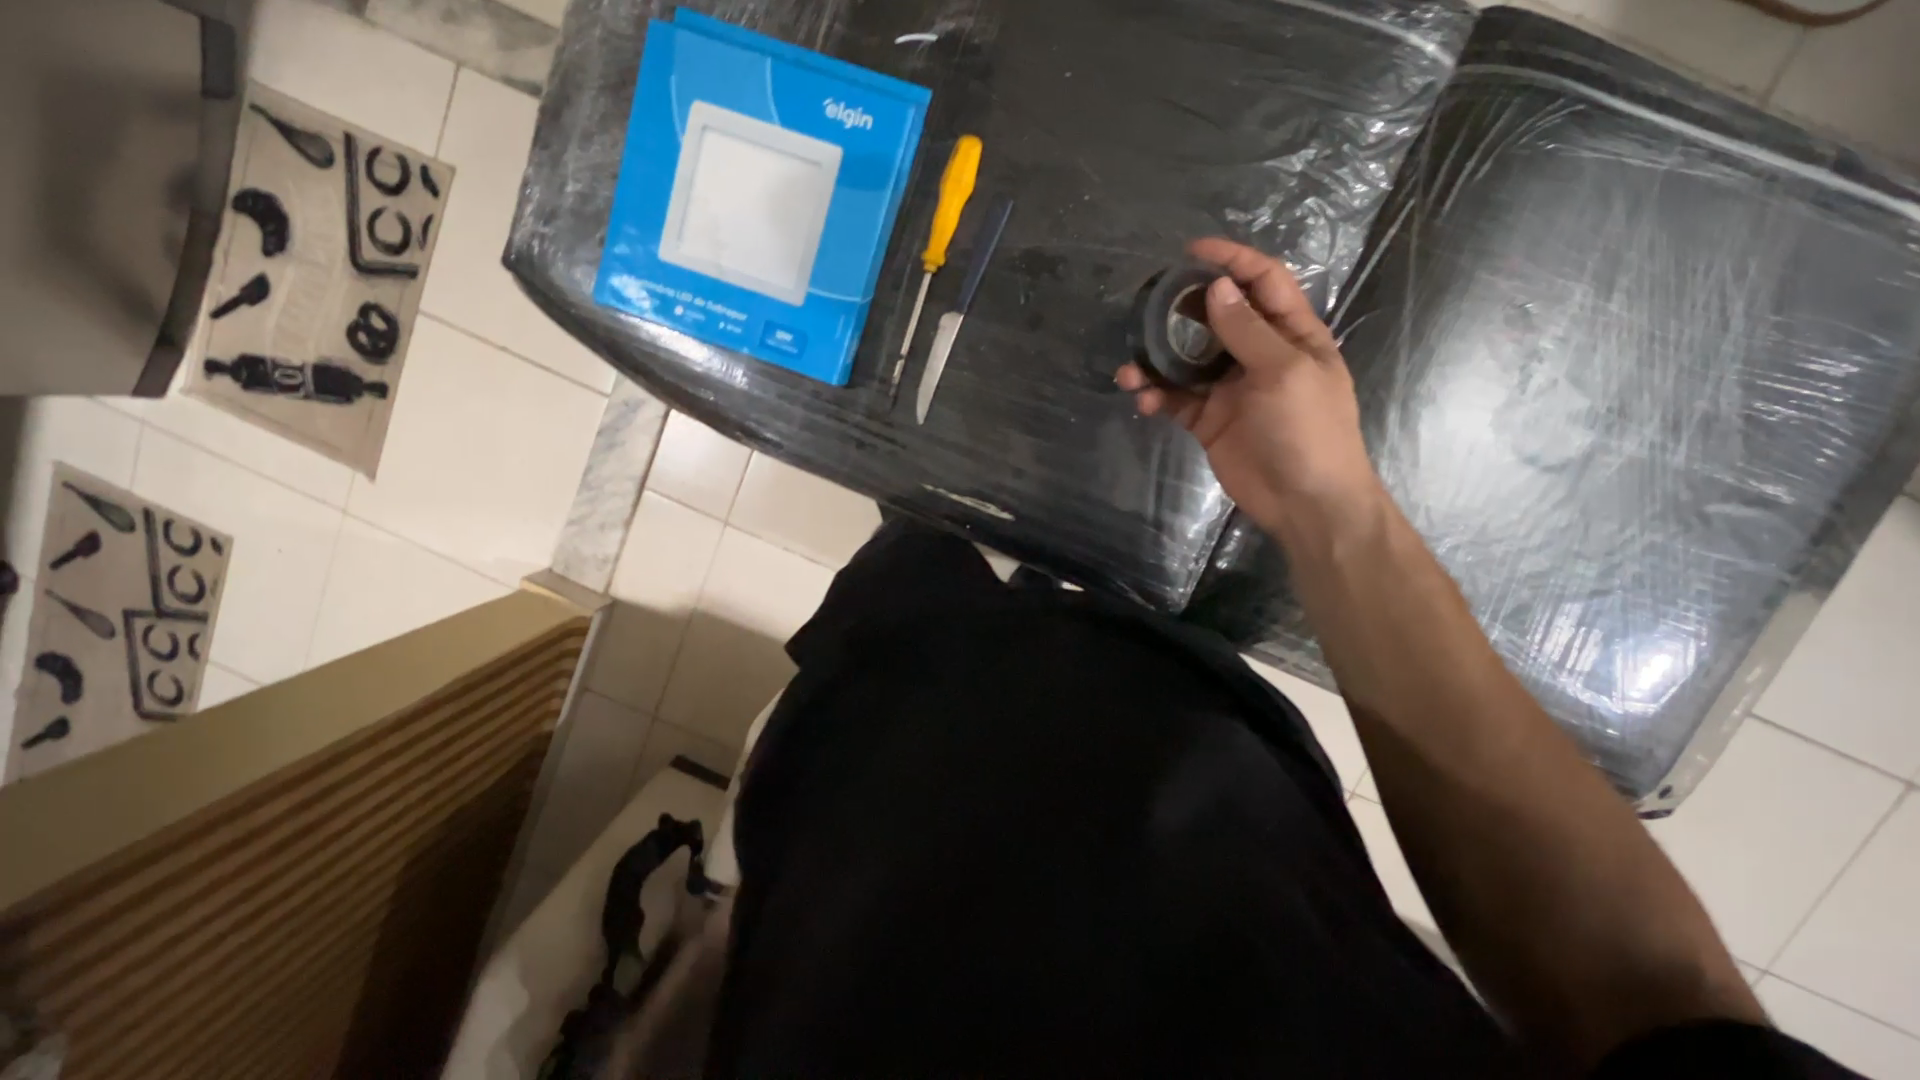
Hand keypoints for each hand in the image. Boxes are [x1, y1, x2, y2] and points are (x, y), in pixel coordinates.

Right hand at [1116, 238, 1382, 539]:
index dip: (1233, 260)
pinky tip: (1142, 398)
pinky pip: (1176, 399)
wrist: (1306, 502)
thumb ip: (1247, 330)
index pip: (1263, 282)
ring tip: (1129, 366)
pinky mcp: (1209, 420)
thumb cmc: (1309, 430)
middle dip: (1182, 309)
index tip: (1193, 251)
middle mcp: (1260, 355)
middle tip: (1148, 305)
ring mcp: (1232, 389)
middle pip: (1217, 317)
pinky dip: (1156, 395)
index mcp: (1292, 334)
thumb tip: (1217, 287)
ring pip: (1187, 360)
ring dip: (1157, 360)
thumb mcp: (1284, 371)